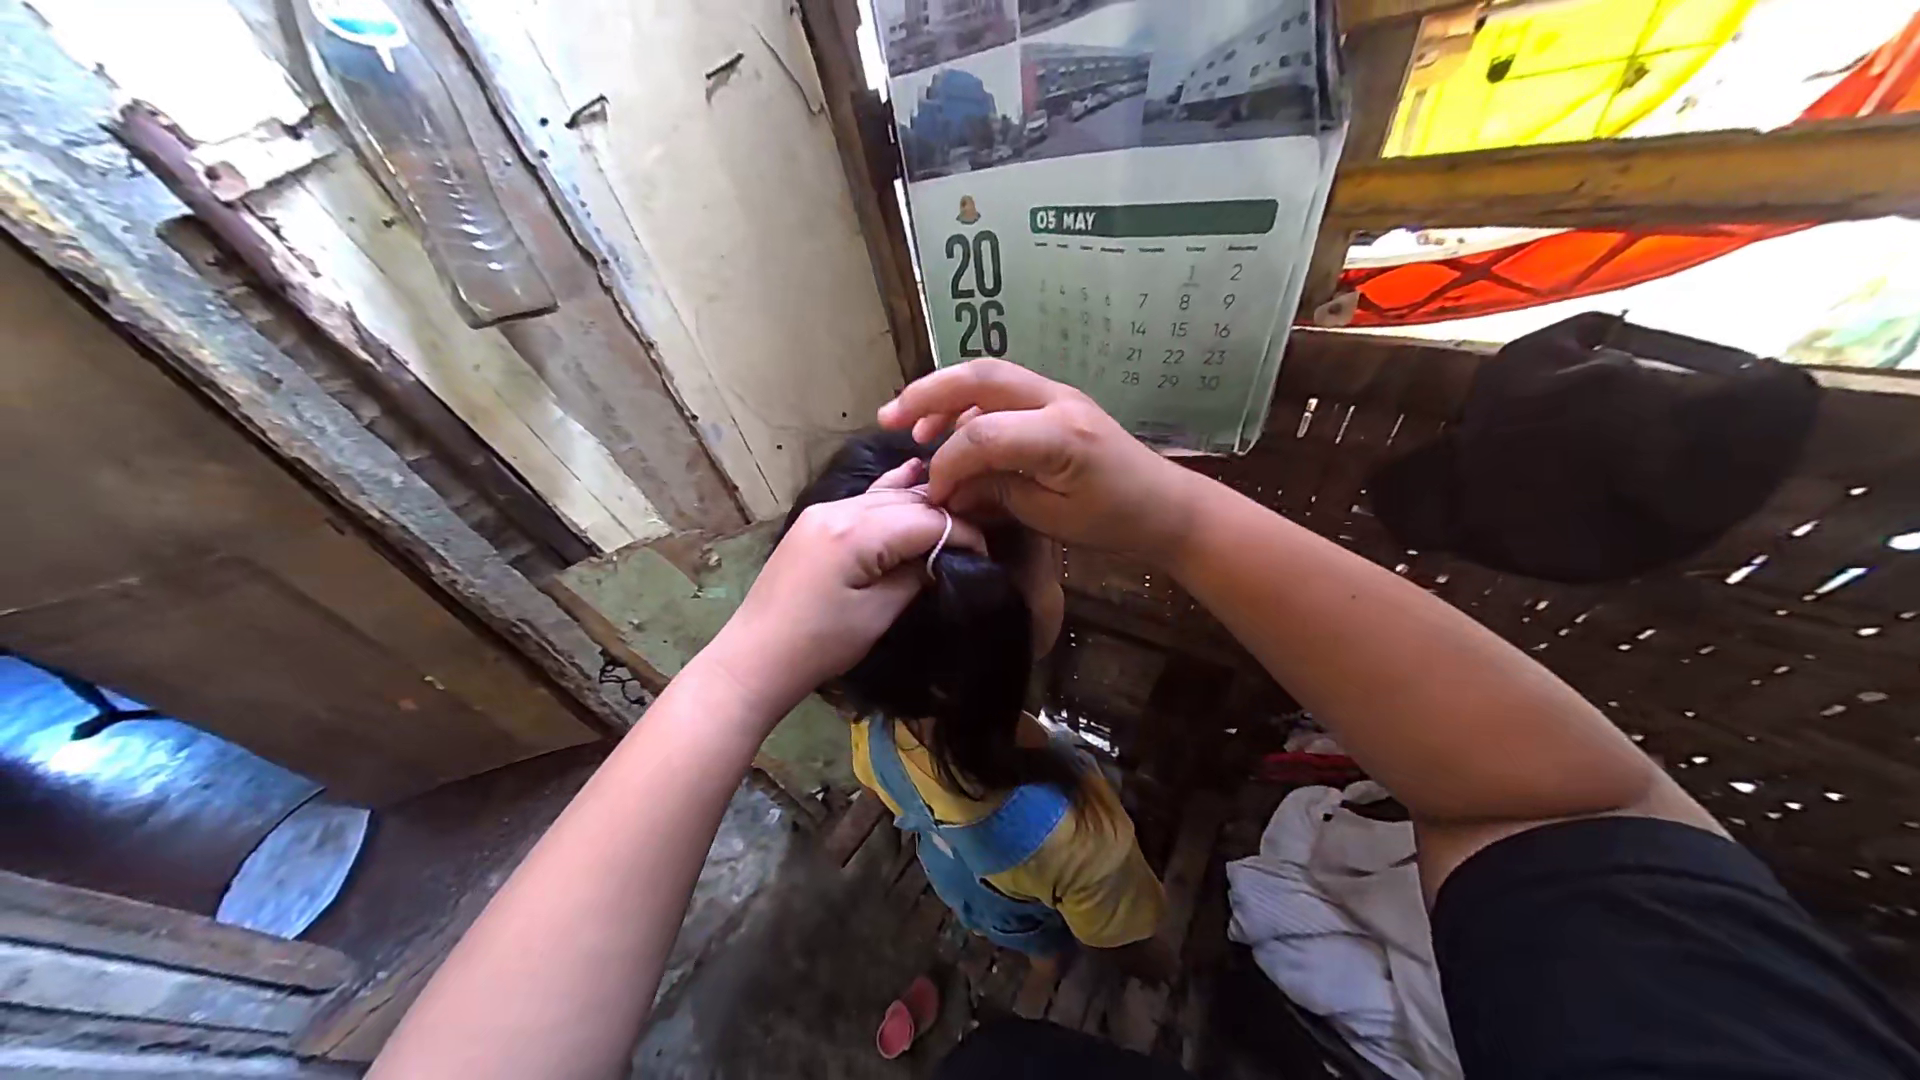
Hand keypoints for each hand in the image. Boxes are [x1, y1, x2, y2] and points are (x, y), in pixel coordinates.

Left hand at [700, 459, 980, 718]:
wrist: (755, 657)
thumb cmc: (819, 645)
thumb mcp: (877, 614)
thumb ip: (914, 575)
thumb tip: (943, 556)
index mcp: (855, 533)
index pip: (925, 518)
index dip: (961, 531)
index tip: (986, 551)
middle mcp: (838, 509)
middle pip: (907, 500)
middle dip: (945, 514)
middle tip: (977, 537)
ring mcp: (824, 511)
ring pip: (886, 496)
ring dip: (920, 504)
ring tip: (955, 514)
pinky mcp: (817, 521)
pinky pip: (864, 501)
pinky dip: (890, 495)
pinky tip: (912, 475)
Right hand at [878, 359, 1198, 564]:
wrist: (1164, 504)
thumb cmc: (1113, 520)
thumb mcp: (1050, 517)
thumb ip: (996, 492)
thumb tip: (948, 488)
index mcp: (1060, 435)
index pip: (983, 434)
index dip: (947, 461)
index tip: (932, 492)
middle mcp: (1057, 400)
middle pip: (980, 377)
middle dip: (927, 394)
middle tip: (888, 417)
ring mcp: (1058, 394)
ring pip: (988, 375)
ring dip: (944, 393)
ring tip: (910, 422)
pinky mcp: (1056, 400)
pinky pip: (1003, 390)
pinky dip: (969, 403)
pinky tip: (951, 427)